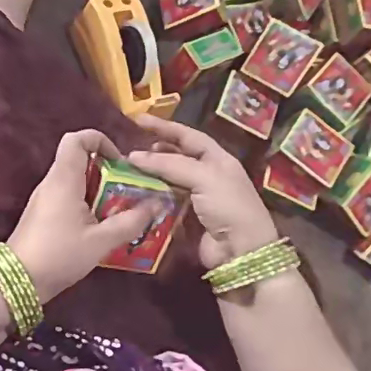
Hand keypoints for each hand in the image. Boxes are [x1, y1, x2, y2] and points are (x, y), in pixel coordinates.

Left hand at [7, 130, 158, 300]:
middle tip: (128, 193)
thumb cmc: (59, 255)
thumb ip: (131, 221)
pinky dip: (87, 205)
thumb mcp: (101, 241)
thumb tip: (156, 204)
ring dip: (99, 192)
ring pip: (75, 182)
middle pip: (80, 161)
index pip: (77, 139)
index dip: (100, 141)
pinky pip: (68, 198)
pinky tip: (100, 228)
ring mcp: (44, 199)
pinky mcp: (43, 215)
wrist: (18, 280)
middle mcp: (52, 183)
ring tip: (119, 213)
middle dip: (107, 172)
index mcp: (63, 179)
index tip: (120, 162)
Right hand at [126, 114, 280, 270]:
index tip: (138, 120)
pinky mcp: (189, 219)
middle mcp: (210, 175)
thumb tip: (134, 156)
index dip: (165, 127)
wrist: (241, 251)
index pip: (189, 136)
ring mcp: (199, 198)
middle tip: (131, 150)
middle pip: (179, 157)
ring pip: (170, 180)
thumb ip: (169, 164)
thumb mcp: (203, 177)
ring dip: (152, 175)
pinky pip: (167, 202)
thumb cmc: (228, 206)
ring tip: (130, 171)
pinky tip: (137, 195)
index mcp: (219, 159)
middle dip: (156, 151)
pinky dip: (153, 197)